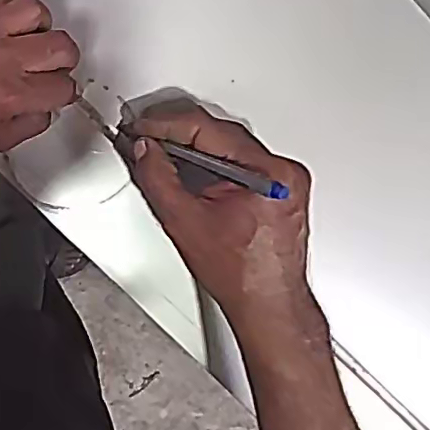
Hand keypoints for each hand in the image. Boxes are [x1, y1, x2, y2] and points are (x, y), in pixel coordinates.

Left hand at [0, 0, 79, 151]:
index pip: (63, 85)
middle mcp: (4, 61)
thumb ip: (32, 125)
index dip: (63, 89)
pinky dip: (14, 8)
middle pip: (62, 47)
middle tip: (51, 64)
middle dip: (64, 59)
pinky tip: (10, 24)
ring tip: (32, 39)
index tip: (55, 88)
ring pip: (38, 13)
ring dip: (42, 27)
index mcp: (12, 96)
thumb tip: (49, 107)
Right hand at [127, 102, 324, 349]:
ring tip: (165, 155)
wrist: (268, 304)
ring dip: (195, 147)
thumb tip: (146, 149)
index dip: (166, 125)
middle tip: (147, 139)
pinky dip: (214, 162)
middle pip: (220, 133)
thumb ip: (158, 178)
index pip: (207, 129)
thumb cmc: (240, 275)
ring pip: (230, 146)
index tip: (143, 128)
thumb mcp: (184, 222)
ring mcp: (287, 179)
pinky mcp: (283, 188)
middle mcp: (283, 171)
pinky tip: (193, 172)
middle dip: (178, 134)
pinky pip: (242, 161)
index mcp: (266, 173)